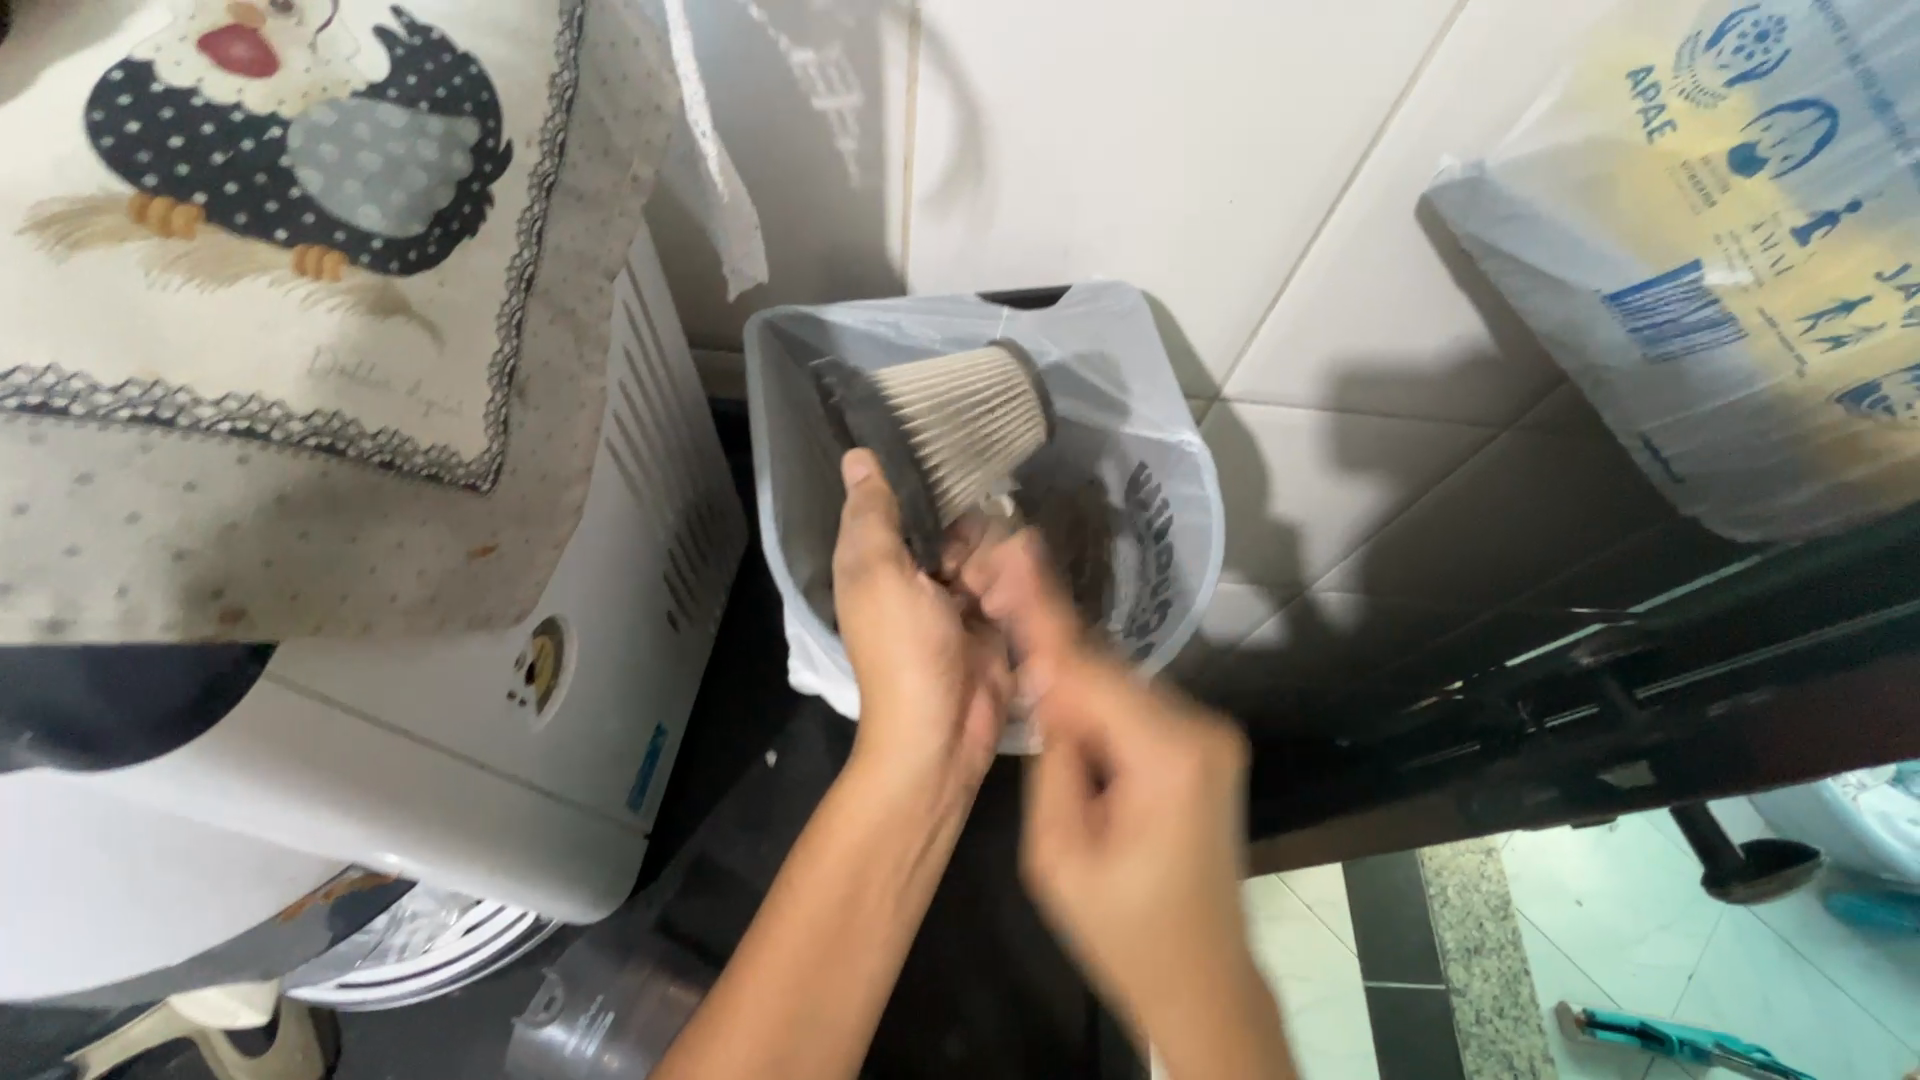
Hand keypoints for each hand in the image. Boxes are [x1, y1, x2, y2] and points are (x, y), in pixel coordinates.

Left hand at [832, 449, 1010, 802]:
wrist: (941, 731)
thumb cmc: (903, 649)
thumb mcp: (878, 573)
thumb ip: (873, 513)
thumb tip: (855, 455)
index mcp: (880, 561)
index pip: (913, 507)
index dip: (934, 503)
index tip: (947, 513)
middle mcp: (919, 575)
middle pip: (965, 528)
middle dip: (974, 548)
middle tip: (963, 578)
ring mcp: (960, 601)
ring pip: (996, 554)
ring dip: (998, 575)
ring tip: (991, 606)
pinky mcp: (995, 624)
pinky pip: (1014, 586)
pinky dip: (1014, 597)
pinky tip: (1008, 613)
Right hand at [969, 532, 1290, 1077]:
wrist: (1201, 978)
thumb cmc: (1121, 932)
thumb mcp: (1057, 851)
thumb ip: (1052, 753)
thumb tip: (1045, 679)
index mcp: (1168, 755)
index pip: (1088, 668)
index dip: (1043, 609)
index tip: (1014, 548)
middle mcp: (1200, 728)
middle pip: (1105, 667)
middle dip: (1047, 633)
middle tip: (997, 579)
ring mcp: (1208, 733)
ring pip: (1117, 681)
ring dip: (1066, 666)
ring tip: (1014, 627)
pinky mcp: (1201, 744)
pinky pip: (1132, 704)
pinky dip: (1091, 693)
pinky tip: (1053, 684)